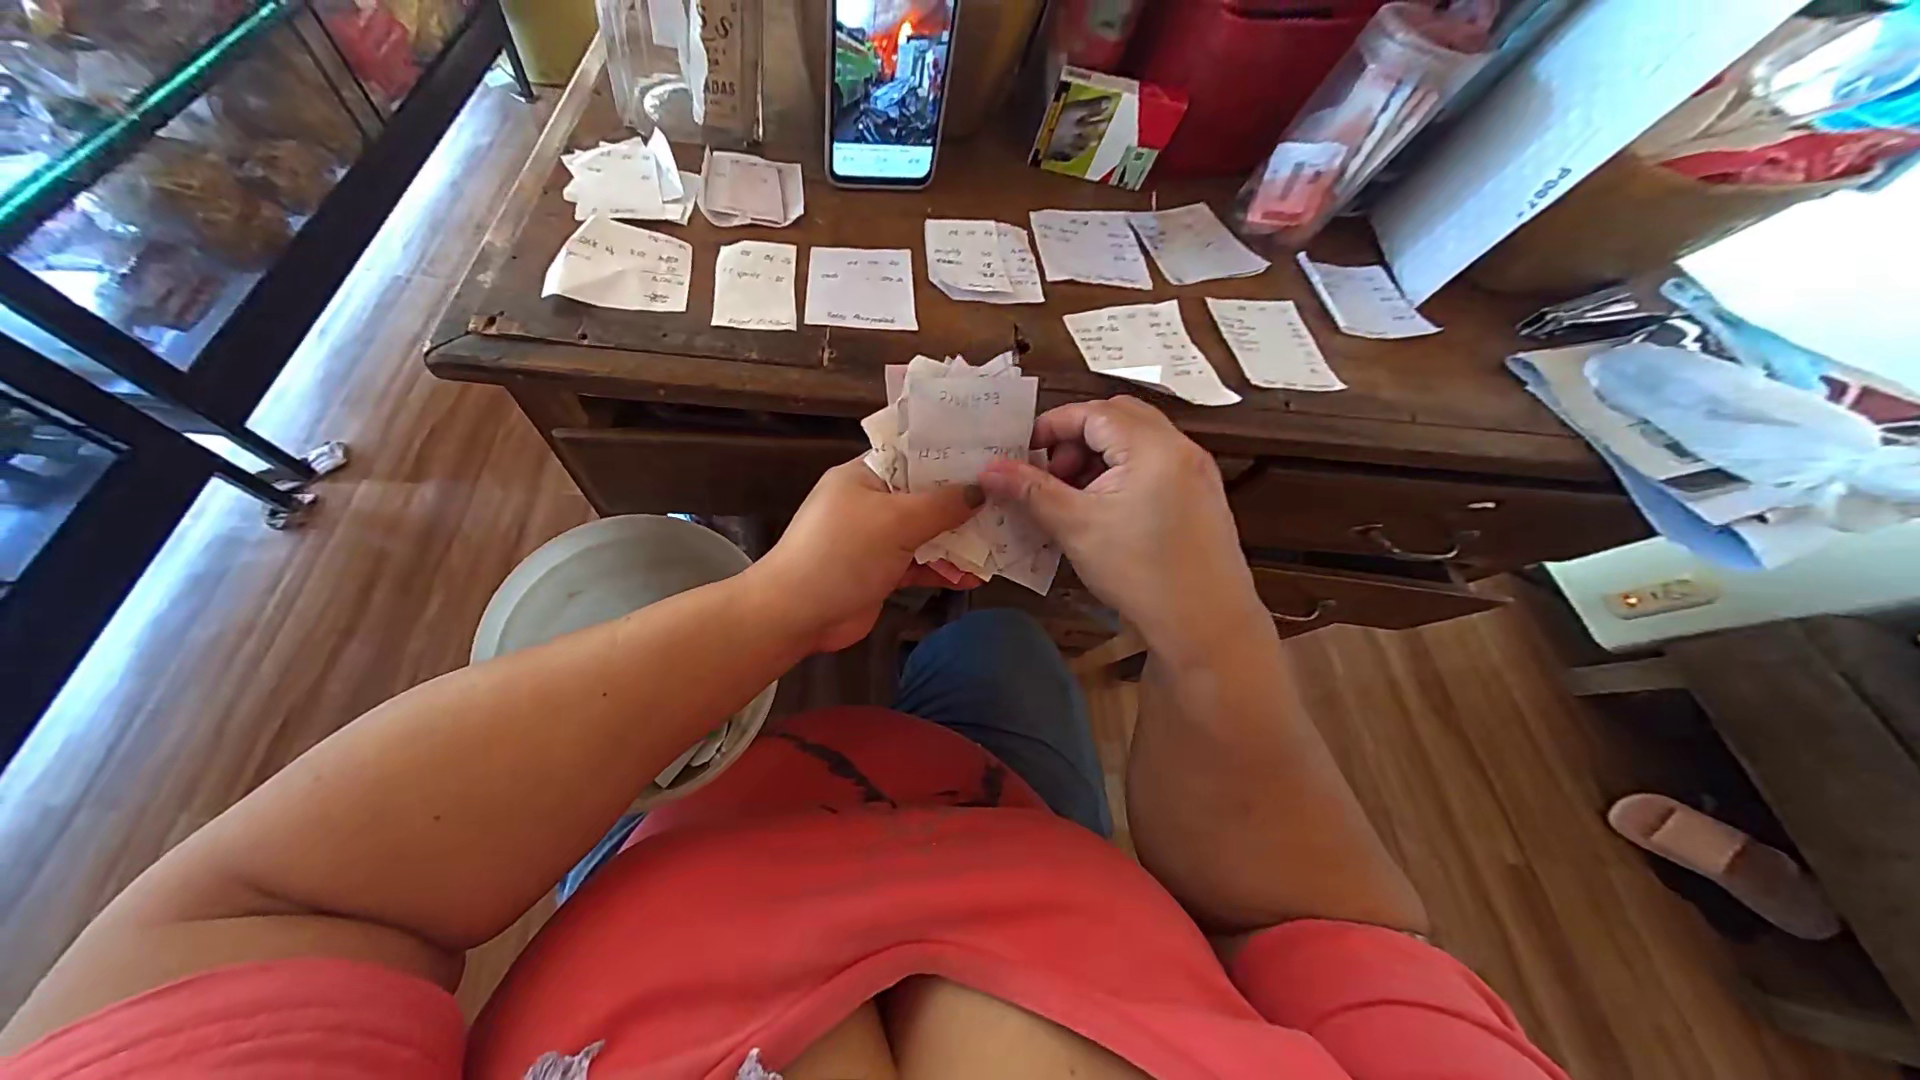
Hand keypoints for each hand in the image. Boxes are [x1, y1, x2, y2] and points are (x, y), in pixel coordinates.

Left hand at [752, 459, 983, 653]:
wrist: (796, 615)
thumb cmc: (842, 554)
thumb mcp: (896, 521)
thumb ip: (942, 504)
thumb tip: (981, 489)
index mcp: (866, 474)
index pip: (915, 454)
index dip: (952, 456)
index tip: (992, 459)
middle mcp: (871, 502)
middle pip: (926, 496)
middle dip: (964, 503)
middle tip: (1007, 502)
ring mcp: (876, 538)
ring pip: (926, 532)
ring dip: (958, 541)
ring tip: (999, 543)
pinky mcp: (881, 571)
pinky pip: (920, 564)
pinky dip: (943, 569)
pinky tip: (974, 576)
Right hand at [979, 396, 1267, 653]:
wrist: (1206, 625)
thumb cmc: (1144, 574)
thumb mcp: (1076, 527)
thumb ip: (1030, 491)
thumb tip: (991, 470)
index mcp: (1152, 447)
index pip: (1092, 412)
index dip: (1052, 427)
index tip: (1024, 453)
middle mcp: (1180, 449)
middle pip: (1116, 418)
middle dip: (1075, 440)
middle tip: (1051, 475)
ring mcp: (1195, 472)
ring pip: (1136, 443)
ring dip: (1098, 458)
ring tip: (1073, 498)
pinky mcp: (1200, 496)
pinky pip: (1153, 466)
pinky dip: (1122, 475)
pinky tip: (1102, 511)